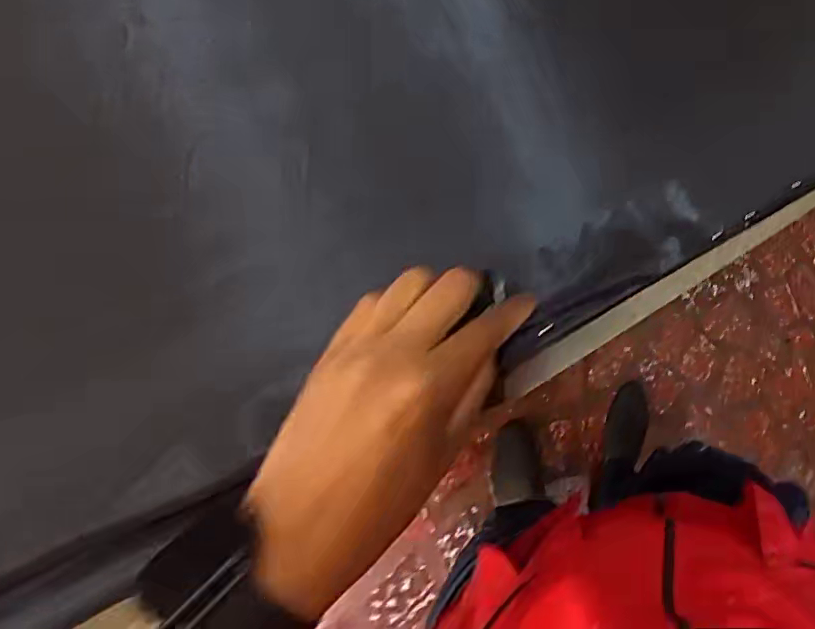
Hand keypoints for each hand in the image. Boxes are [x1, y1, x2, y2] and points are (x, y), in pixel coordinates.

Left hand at [243, 267, 534, 619]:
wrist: (289, 536)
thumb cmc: (382, 504)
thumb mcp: (446, 452)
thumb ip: (475, 389)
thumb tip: (492, 350)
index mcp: (430, 384)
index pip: (487, 325)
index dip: (515, 309)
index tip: (526, 304)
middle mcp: (396, 351)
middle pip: (452, 283)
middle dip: (479, 291)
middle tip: (481, 312)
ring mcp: (359, 345)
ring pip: (413, 279)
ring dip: (436, 291)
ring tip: (439, 317)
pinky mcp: (331, 349)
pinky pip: (374, 299)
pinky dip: (396, 304)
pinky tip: (400, 330)